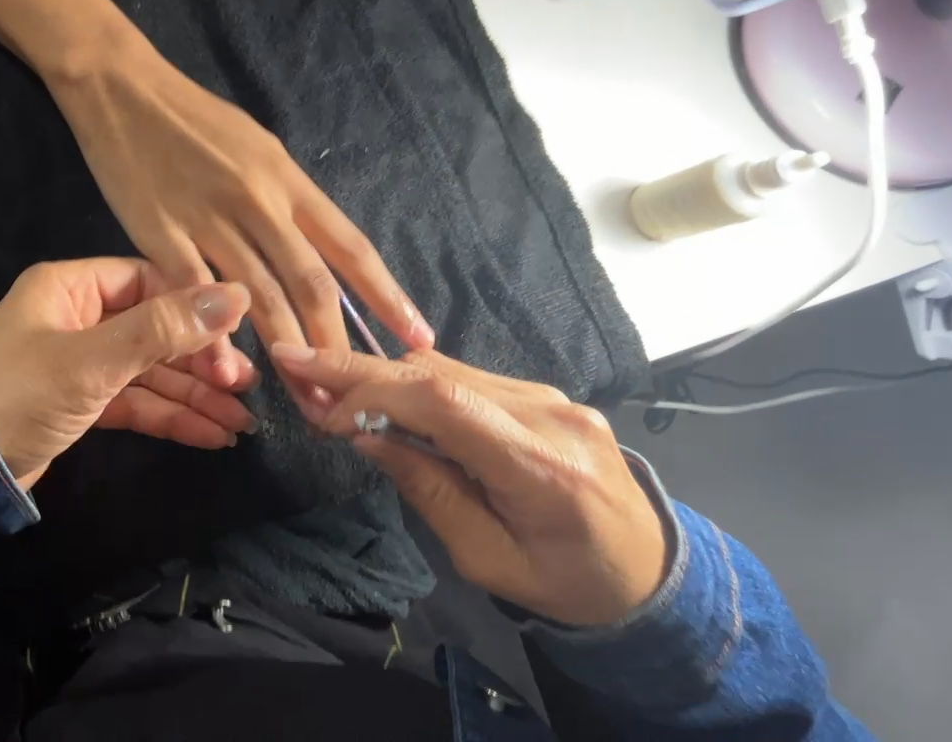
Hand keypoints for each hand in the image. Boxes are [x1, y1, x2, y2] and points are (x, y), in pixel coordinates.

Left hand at [0, 259, 254, 487]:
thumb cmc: (18, 395)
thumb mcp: (92, 360)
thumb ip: (162, 329)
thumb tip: (236, 293)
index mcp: (71, 287)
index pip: (149, 281)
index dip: (195, 309)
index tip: (236, 340)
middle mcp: (79, 317)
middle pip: (155, 328)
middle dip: (200, 359)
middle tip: (245, 387)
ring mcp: (81, 361)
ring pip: (150, 370)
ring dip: (193, 394)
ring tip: (243, 421)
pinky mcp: (82, 402)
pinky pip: (136, 400)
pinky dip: (170, 416)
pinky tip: (211, 434)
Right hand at [48, 54, 432, 355]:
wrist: (123, 90)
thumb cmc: (192, 116)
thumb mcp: (255, 144)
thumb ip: (284, 195)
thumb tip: (311, 242)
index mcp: (287, 179)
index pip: (350, 247)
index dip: (387, 296)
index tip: (417, 336)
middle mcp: (260, 202)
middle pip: (311, 283)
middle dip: (336, 343)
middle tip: (352, 393)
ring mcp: (210, 218)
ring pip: (260, 295)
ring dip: (287, 349)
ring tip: (306, 395)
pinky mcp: (161, 232)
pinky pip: (194, 291)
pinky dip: (212, 334)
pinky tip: (228, 369)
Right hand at [270, 345, 669, 627]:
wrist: (653, 574)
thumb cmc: (566, 584)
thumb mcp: (486, 559)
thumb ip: (427, 488)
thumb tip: (364, 432)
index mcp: (540, 467)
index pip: (443, 402)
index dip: (370, 389)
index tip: (317, 399)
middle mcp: (549, 415)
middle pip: (436, 374)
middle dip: (359, 370)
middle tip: (297, 366)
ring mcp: (551, 397)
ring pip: (445, 368)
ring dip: (382, 376)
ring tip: (332, 392)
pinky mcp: (544, 394)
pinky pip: (464, 377)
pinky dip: (413, 384)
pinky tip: (383, 399)